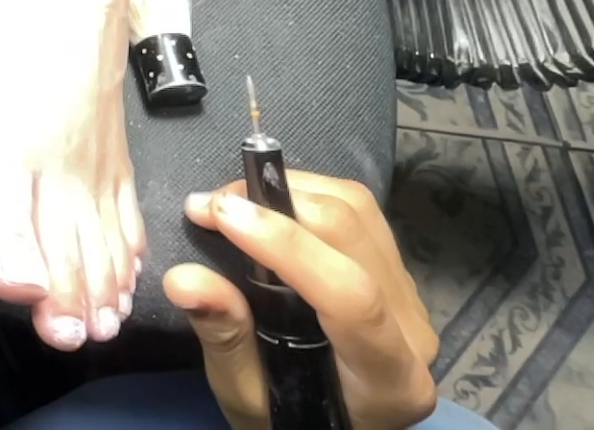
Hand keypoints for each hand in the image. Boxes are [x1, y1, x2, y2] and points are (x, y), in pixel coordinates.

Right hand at [165, 173, 440, 429]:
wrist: (333, 419)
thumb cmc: (285, 413)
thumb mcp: (243, 393)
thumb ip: (222, 336)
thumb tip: (182, 279)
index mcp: (386, 377)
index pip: (350, 295)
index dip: (284, 243)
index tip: (217, 212)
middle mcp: (411, 331)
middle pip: (351, 235)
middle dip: (271, 202)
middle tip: (206, 205)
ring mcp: (410, 296)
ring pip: (357, 210)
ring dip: (286, 187)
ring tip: (231, 201)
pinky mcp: (396, 270)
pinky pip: (358, 209)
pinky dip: (304, 190)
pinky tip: (266, 204)